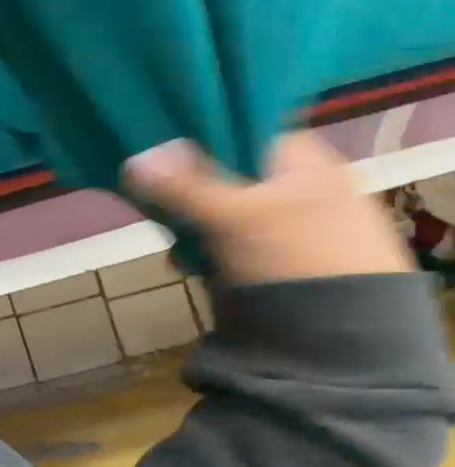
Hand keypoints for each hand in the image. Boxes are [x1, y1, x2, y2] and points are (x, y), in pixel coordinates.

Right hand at [122, 130, 413, 284]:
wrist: (332, 334)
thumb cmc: (293, 256)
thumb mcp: (234, 215)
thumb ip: (182, 185)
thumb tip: (135, 157)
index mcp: (306, 164)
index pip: (242, 132)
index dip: (199, 136)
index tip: (155, 144)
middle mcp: (297, 187)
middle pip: (221, 171)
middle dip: (182, 186)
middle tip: (151, 194)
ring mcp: (283, 223)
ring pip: (214, 207)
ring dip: (185, 220)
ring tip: (168, 235)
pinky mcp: (266, 255)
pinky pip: (219, 238)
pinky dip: (197, 246)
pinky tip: (184, 260)